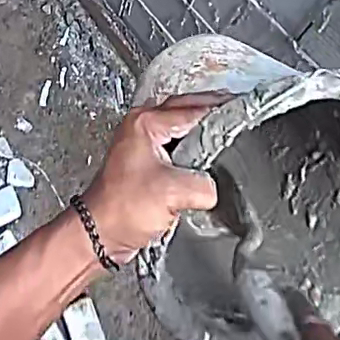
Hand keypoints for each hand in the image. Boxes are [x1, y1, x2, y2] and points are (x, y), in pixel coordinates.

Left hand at [80, 93, 227, 261]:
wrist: (99, 233)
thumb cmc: (124, 209)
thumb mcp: (171, 194)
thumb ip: (202, 185)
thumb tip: (215, 186)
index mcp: (146, 122)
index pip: (190, 110)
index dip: (217, 111)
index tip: (241, 109)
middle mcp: (142, 124)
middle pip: (183, 107)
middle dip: (209, 107)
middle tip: (235, 107)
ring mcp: (141, 140)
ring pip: (178, 122)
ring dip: (199, 122)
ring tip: (224, 125)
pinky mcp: (144, 158)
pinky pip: (173, 140)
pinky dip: (190, 140)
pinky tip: (205, 149)